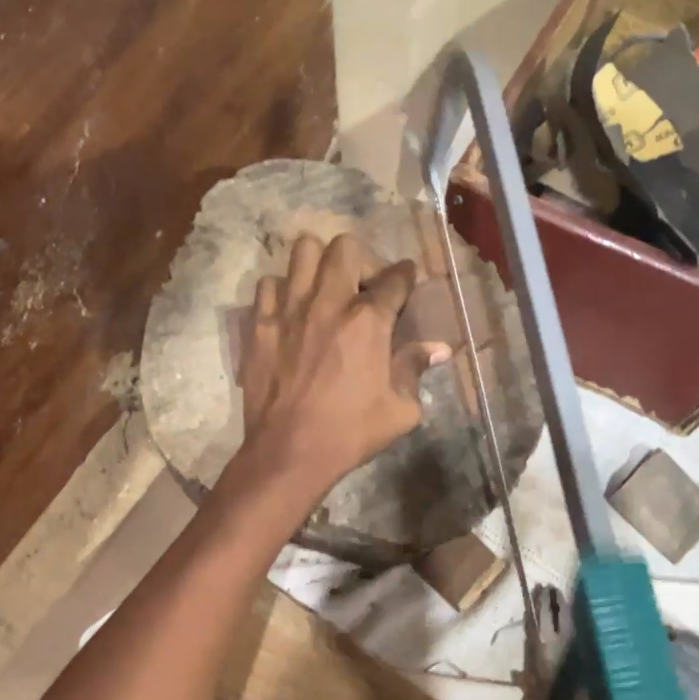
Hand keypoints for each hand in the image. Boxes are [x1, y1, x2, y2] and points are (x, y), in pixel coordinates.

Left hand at [238, 233, 451, 493]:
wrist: (288, 452)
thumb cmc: (349, 433)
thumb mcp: (400, 410)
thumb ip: (415, 370)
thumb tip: (438, 349)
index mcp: (368, 321)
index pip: (395, 278)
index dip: (406, 277)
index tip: (406, 282)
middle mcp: (328, 302)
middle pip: (346, 247)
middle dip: (362, 260)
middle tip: (363, 288)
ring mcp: (289, 309)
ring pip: (303, 251)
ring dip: (319, 264)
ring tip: (324, 290)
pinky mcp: (260, 324)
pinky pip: (269, 284)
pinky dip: (282, 290)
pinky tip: (291, 311)